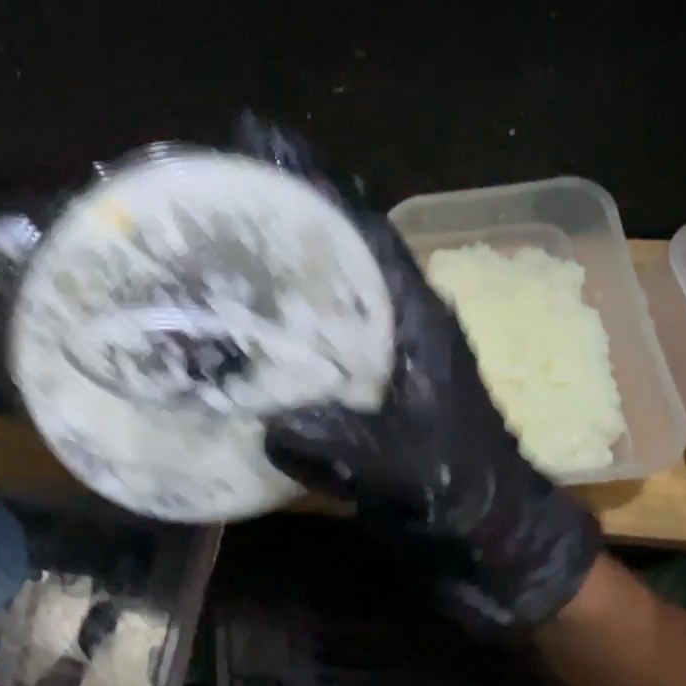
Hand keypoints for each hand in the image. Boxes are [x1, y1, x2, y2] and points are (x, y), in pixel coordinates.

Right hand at [241, 119, 600, 630]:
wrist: (490, 547)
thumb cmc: (469, 498)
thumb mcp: (416, 471)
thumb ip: (354, 448)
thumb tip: (271, 426)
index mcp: (413, 317)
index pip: (357, 227)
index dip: (310, 179)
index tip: (256, 138)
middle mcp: (387, 324)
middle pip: (325, 248)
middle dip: (273, 210)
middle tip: (202, 186)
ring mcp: (366, 359)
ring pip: (309, 293)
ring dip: (261, 266)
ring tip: (195, 246)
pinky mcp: (347, 394)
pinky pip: (295, 344)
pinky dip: (259, 328)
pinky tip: (214, 335)